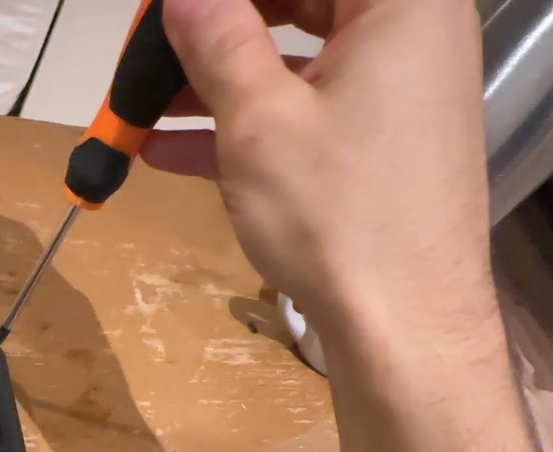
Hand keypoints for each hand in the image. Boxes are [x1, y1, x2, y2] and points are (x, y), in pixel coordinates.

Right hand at [143, 0, 497, 352]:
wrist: (400, 319)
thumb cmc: (335, 211)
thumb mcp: (261, 123)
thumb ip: (221, 42)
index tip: (172, 11)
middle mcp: (409, 27)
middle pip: (302, 1)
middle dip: (219, 25)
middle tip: (152, 50)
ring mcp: (391, 90)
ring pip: (293, 60)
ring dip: (215, 80)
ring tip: (143, 104)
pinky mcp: (370, 143)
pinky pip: (299, 112)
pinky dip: (239, 124)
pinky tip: (168, 149)